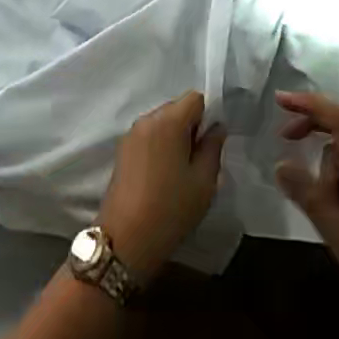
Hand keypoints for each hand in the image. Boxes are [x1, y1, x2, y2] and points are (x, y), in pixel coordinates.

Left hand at [97, 91, 226, 275]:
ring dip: (176, 136)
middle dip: (193, 124)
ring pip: (162, 122)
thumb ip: (213, 147)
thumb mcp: (204, 180)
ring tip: (183, 169)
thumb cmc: (170, 208)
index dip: (210, 113)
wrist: (124, 240)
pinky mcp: (122, 151)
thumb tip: (216, 127)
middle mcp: (146, 120)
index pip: (196, 98)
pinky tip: (166, 174)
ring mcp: (131, 135)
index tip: (214, 140)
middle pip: (177, 108)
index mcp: (168, 121)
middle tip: (201, 157)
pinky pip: (149, 136)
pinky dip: (161, 145)